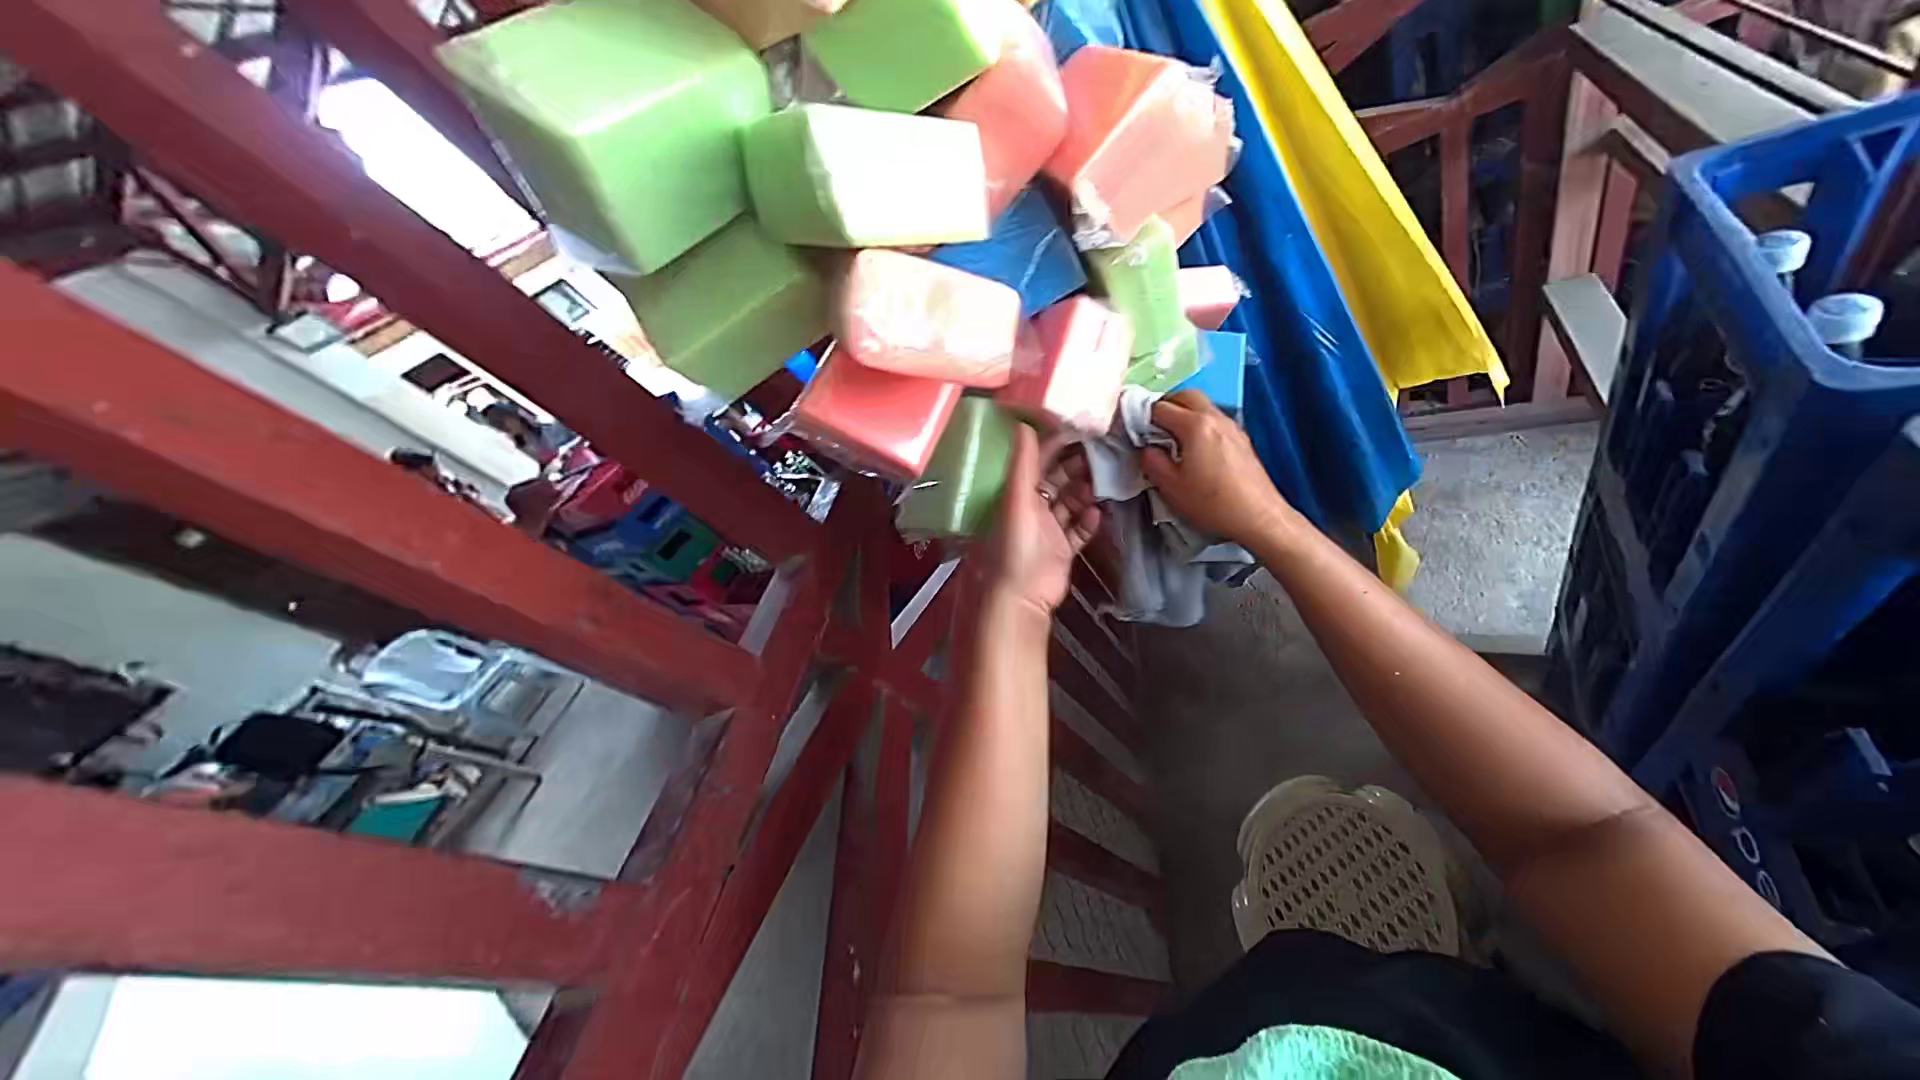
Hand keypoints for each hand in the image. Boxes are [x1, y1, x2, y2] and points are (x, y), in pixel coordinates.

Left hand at [984, 425, 1099, 616]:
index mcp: (1018, 494)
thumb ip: (1024, 464)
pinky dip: (1088, 521)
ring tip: (1105, 481)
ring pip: (1071, 502)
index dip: (1059, 444)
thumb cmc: (1018, 546)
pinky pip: (1078, 530)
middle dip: (1079, 466)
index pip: (1039, 460)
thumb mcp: (1017, 500)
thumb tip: (1023, 424)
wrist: (1024, 596)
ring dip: (1086, 492)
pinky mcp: (1062, 549)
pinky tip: (1099, 513)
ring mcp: (1048, 529)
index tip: (1083, 428)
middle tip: (1104, 453)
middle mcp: (1032, 508)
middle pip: (1058, 479)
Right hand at [1140, 390, 1298, 546]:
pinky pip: (1214, 419)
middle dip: (1165, 405)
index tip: (1134, 430)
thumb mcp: (1170, 487)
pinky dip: (1199, 423)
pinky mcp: (1241, 439)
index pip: (1160, 408)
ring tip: (1171, 437)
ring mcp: (1232, 427)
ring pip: (1203, 406)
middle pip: (1186, 396)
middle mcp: (1215, 418)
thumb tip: (1147, 449)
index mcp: (1195, 426)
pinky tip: (1194, 447)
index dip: (1142, 416)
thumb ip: (1152, 462)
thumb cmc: (1211, 503)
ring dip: (1184, 412)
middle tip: (1152, 426)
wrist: (1258, 517)